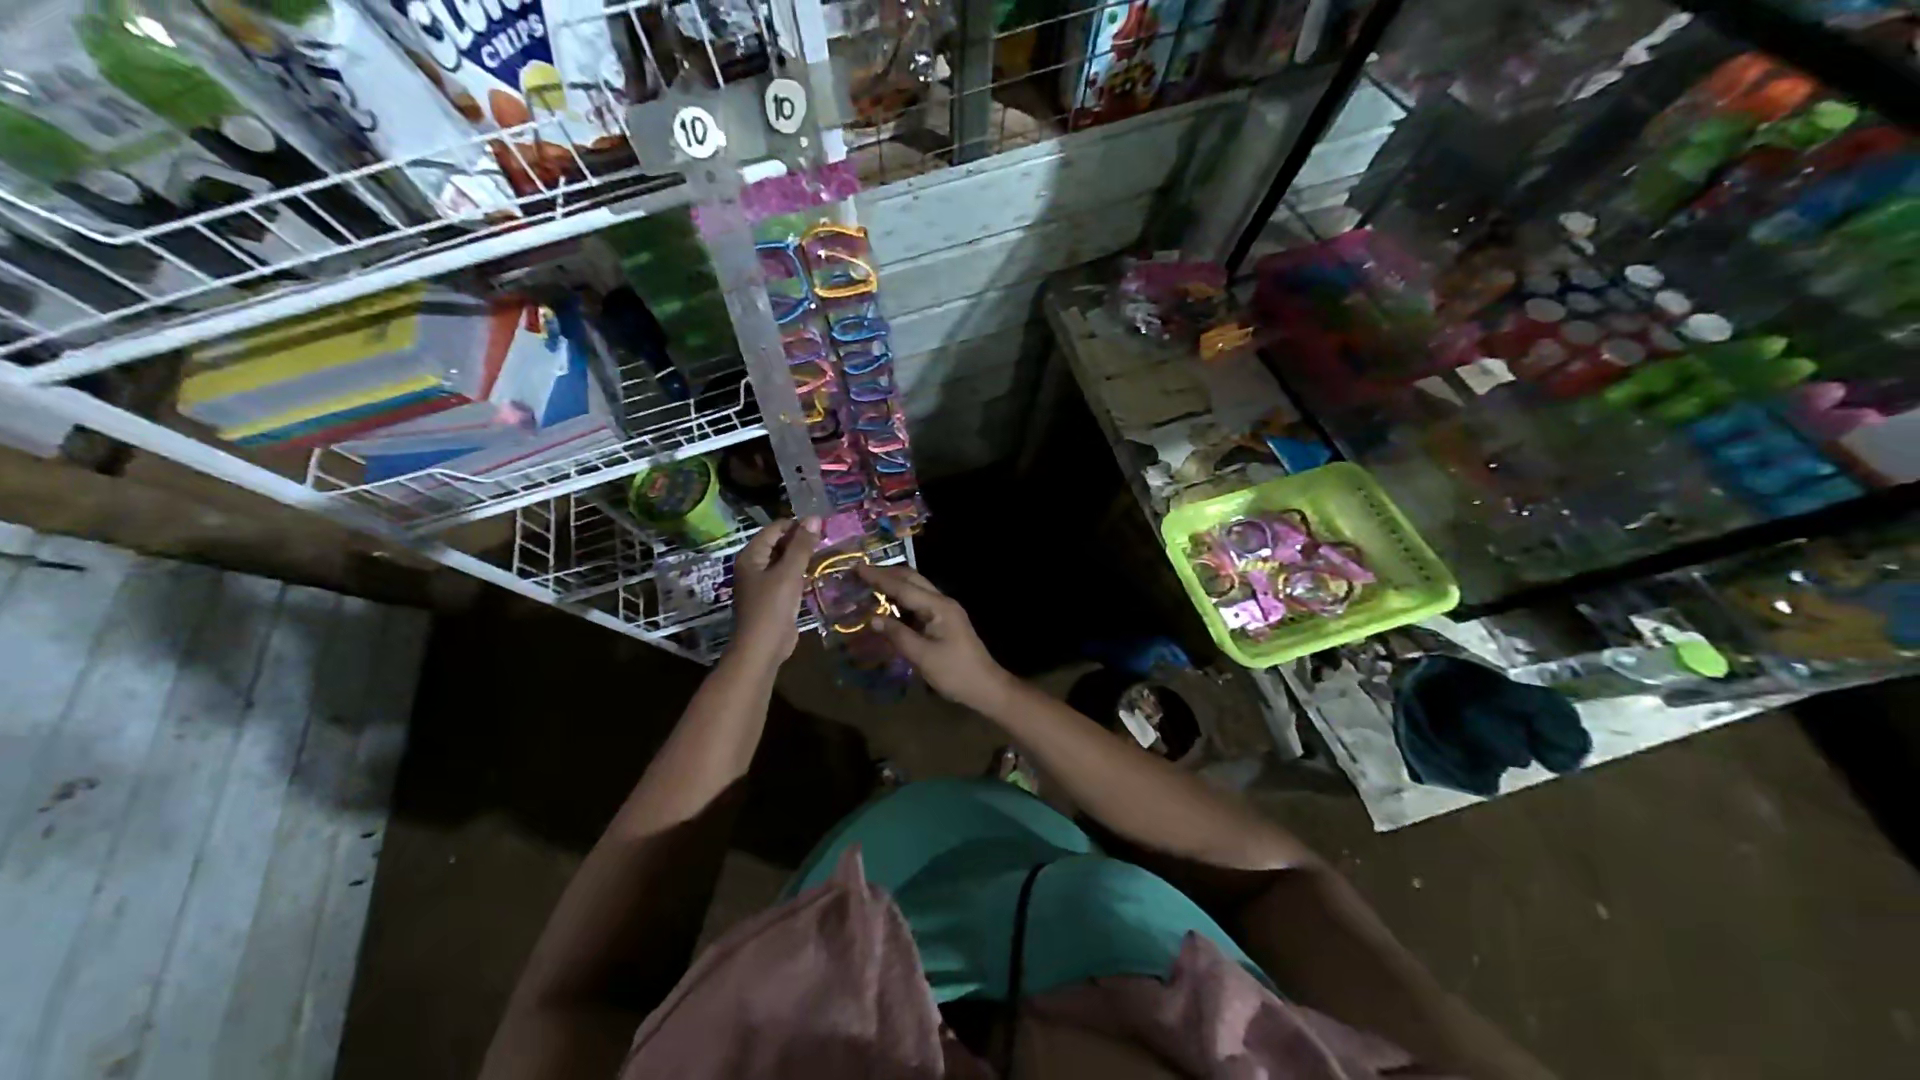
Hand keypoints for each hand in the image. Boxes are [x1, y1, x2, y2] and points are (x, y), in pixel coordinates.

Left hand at [728, 517, 819, 667]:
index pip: (774, 529)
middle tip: (827, 539)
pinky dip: (800, 574)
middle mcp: (754, 566)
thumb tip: (815, 518)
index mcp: (751, 556)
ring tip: (825, 553)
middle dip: (800, 540)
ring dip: (802, 557)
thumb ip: (802, 545)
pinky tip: (816, 574)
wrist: (762, 648)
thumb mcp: (789, 573)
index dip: (796, 525)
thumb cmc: (772, 607)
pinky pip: (787, 578)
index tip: (822, 526)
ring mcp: (762, 583)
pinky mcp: (773, 598)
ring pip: (784, 562)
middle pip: (778, 544)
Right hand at [858, 564, 1015, 713]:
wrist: (985, 687)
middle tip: (861, 572)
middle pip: (912, 580)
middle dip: (887, 574)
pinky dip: (901, 599)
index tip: (857, 567)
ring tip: (869, 584)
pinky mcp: (944, 621)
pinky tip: (887, 604)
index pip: (904, 587)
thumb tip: (873, 619)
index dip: (879, 577)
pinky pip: (919, 603)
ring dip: (894, 585)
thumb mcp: (923, 657)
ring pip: (916, 590)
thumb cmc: (955, 673)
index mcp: (939, 607)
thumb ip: (898, 635)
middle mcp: (942, 602)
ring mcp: (945, 611)